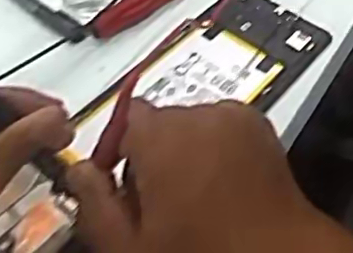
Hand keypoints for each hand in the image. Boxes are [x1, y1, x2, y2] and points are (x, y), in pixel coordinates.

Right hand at [77, 100, 352, 252]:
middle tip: (148, 204)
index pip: (127, 113)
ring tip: (186, 200)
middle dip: (149, 153)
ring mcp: (237, 116)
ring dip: (183, 149)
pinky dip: (214, 147)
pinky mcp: (259, 123)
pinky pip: (223, 126)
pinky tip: (215, 187)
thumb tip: (80, 172)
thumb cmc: (203, 252)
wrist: (272, 251)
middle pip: (161, 119)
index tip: (109, 177)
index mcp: (167, 135)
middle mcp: (205, 114)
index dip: (113, 146)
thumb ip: (96, 203)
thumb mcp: (129, 245)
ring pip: (193, 123)